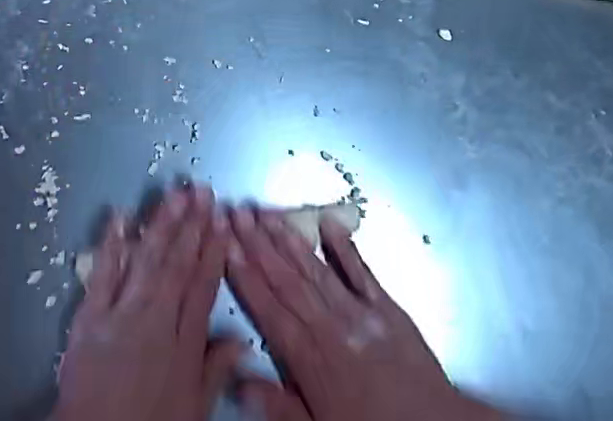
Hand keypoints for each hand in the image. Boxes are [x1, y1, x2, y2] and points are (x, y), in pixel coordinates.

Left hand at [50, 185, 244, 420]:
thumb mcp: (193, 408)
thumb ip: (215, 370)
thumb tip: (242, 339)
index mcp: (184, 344)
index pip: (203, 288)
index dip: (213, 252)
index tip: (222, 222)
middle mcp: (156, 320)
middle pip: (178, 265)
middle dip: (192, 226)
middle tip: (203, 193)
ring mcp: (122, 313)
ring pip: (147, 260)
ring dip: (162, 224)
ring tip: (176, 194)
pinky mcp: (91, 313)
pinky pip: (104, 272)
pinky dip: (112, 243)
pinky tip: (120, 216)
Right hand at [225, 205, 498, 420]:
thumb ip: (278, 405)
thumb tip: (237, 379)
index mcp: (308, 356)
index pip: (266, 305)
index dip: (241, 271)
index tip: (223, 240)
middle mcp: (328, 326)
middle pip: (284, 278)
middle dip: (257, 243)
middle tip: (236, 211)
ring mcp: (358, 313)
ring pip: (314, 269)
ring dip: (288, 239)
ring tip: (265, 213)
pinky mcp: (388, 310)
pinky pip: (362, 274)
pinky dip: (345, 248)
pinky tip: (328, 223)